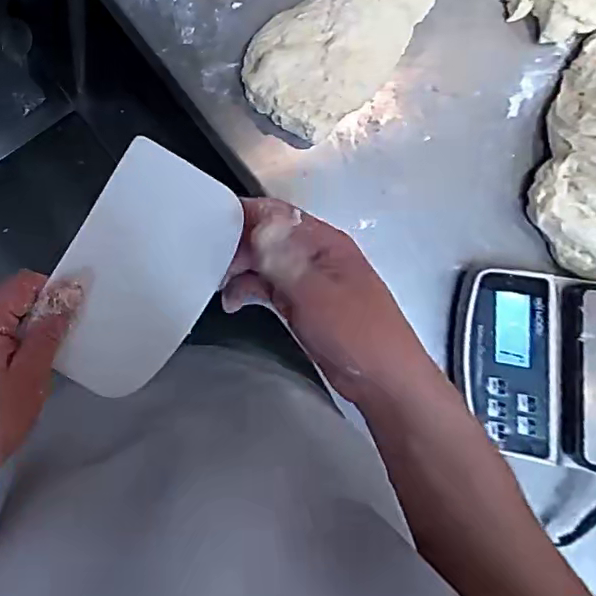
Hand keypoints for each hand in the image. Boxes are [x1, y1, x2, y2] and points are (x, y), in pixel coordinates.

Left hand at [0, 271, 78, 492]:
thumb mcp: (31, 376)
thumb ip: (49, 331)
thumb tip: (67, 296)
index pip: (24, 282)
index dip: (53, 290)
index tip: (73, 313)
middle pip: (15, 297)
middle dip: (41, 314)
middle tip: (59, 345)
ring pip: (6, 316)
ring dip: (27, 331)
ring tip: (40, 363)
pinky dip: (12, 342)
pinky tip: (19, 371)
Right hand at [222, 198, 432, 405]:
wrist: (384, 381)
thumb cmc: (358, 332)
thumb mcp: (316, 292)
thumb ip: (283, 258)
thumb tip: (258, 226)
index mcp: (324, 242)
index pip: (278, 214)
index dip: (246, 214)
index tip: (213, 221)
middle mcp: (314, 255)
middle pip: (268, 236)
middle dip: (238, 244)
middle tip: (211, 260)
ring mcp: (307, 280)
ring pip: (264, 262)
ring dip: (239, 269)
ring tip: (216, 282)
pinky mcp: (301, 304)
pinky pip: (267, 287)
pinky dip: (248, 290)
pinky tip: (232, 302)